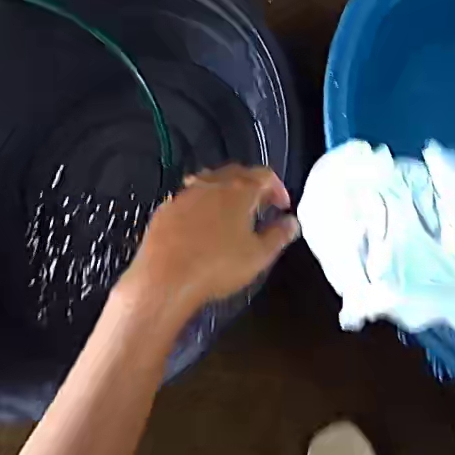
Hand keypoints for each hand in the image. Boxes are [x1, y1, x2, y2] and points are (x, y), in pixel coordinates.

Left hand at [111, 165, 299, 330]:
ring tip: (232, 214)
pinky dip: (202, 206)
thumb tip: (291, 224)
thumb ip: (279, 235)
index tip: (282, 205)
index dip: (278, 188)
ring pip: (211, 182)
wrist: (163, 281)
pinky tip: (203, 227)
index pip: (266, 175)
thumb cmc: (215, 267)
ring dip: (226, 193)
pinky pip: (189, 199)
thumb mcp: (259, 255)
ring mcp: (185, 195)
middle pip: (238, 173)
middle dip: (253, 186)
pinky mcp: (165, 210)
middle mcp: (212, 184)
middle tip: (261, 205)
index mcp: (239, 190)